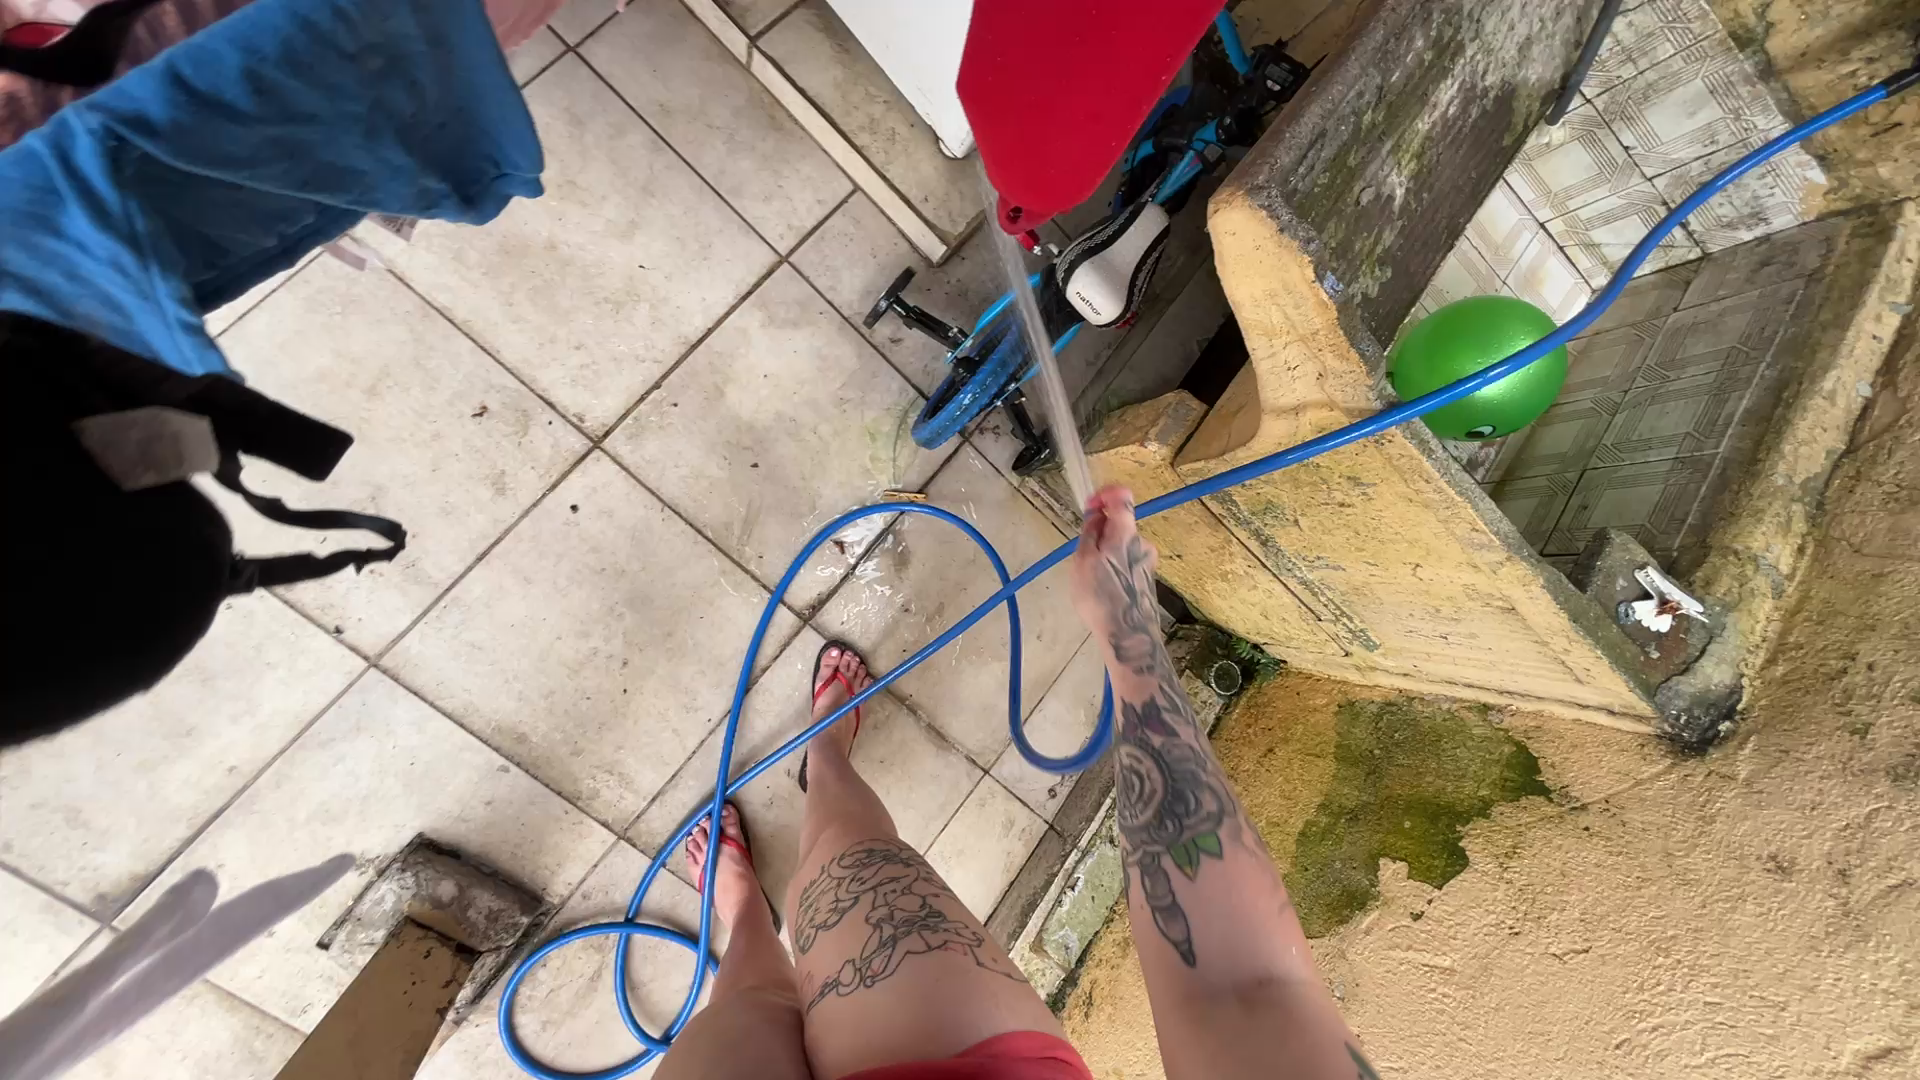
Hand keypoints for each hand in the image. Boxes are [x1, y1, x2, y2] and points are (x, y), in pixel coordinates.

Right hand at [1069, 486, 1158, 639]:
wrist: (1128, 636)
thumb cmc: (1100, 596)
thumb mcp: (1082, 560)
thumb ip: (1090, 533)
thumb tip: (1097, 514)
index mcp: (1126, 533)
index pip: (1122, 496)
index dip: (1104, 495)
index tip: (1089, 508)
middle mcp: (1142, 543)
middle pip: (1119, 525)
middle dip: (1099, 534)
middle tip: (1082, 558)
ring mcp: (1147, 562)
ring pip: (1121, 546)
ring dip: (1104, 555)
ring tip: (1090, 581)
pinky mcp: (1146, 579)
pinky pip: (1125, 563)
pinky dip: (1112, 568)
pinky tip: (1103, 592)